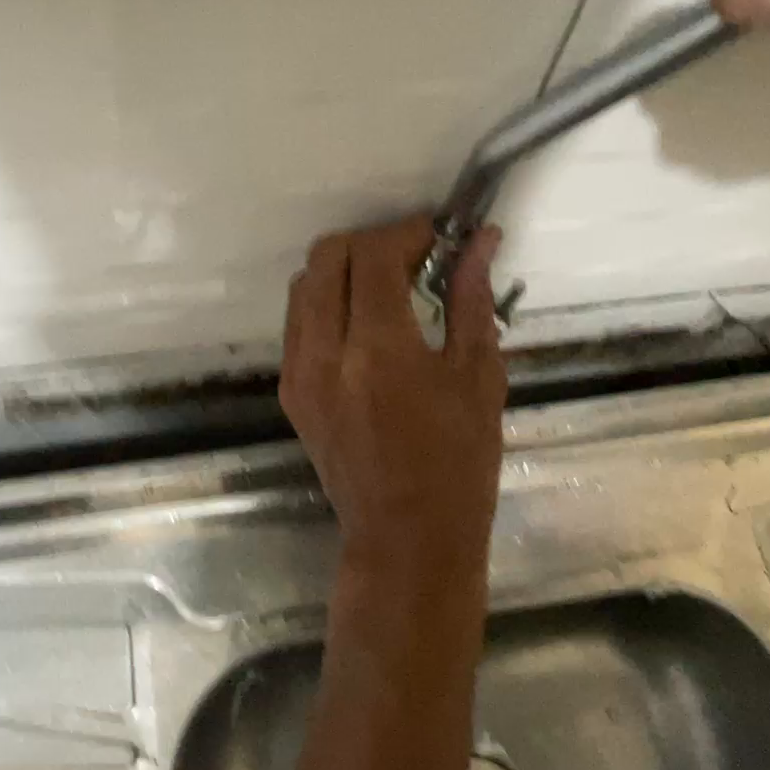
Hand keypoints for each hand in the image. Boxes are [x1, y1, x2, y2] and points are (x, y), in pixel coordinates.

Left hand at [280, 215, 507, 566]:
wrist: (405, 537)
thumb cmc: (459, 464)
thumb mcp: (479, 378)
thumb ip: (472, 300)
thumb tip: (480, 241)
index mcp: (378, 351)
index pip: (373, 255)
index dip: (407, 232)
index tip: (437, 238)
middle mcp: (324, 354)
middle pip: (326, 257)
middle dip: (370, 243)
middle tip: (412, 258)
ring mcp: (298, 374)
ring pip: (302, 286)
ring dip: (342, 270)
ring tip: (387, 287)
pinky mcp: (289, 392)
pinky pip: (297, 323)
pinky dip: (325, 303)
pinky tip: (363, 323)